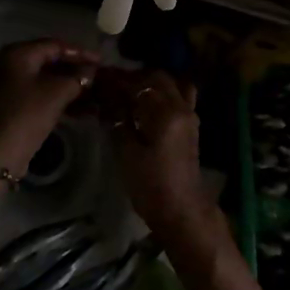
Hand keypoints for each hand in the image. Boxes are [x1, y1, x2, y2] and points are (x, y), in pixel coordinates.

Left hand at [0, 39, 99, 172]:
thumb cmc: (26, 115)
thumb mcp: (57, 93)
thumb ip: (78, 78)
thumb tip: (91, 71)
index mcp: (16, 54)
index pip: (54, 45)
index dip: (80, 53)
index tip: (102, 61)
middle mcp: (8, 64)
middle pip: (49, 62)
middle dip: (75, 71)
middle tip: (98, 77)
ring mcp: (7, 86)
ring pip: (45, 81)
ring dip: (69, 87)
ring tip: (95, 95)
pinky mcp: (10, 106)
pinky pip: (38, 95)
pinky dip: (57, 99)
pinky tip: (81, 110)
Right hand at [98, 69, 214, 242]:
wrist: (182, 212)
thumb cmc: (151, 185)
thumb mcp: (127, 154)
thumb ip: (118, 122)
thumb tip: (108, 102)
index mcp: (166, 112)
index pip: (139, 83)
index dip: (117, 80)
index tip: (99, 79)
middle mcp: (181, 108)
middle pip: (159, 78)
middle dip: (134, 78)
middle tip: (111, 85)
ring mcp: (189, 116)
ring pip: (172, 85)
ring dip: (151, 84)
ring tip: (130, 93)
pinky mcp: (191, 128)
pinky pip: (179, 98)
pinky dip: (164, 94)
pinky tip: (147, 106)